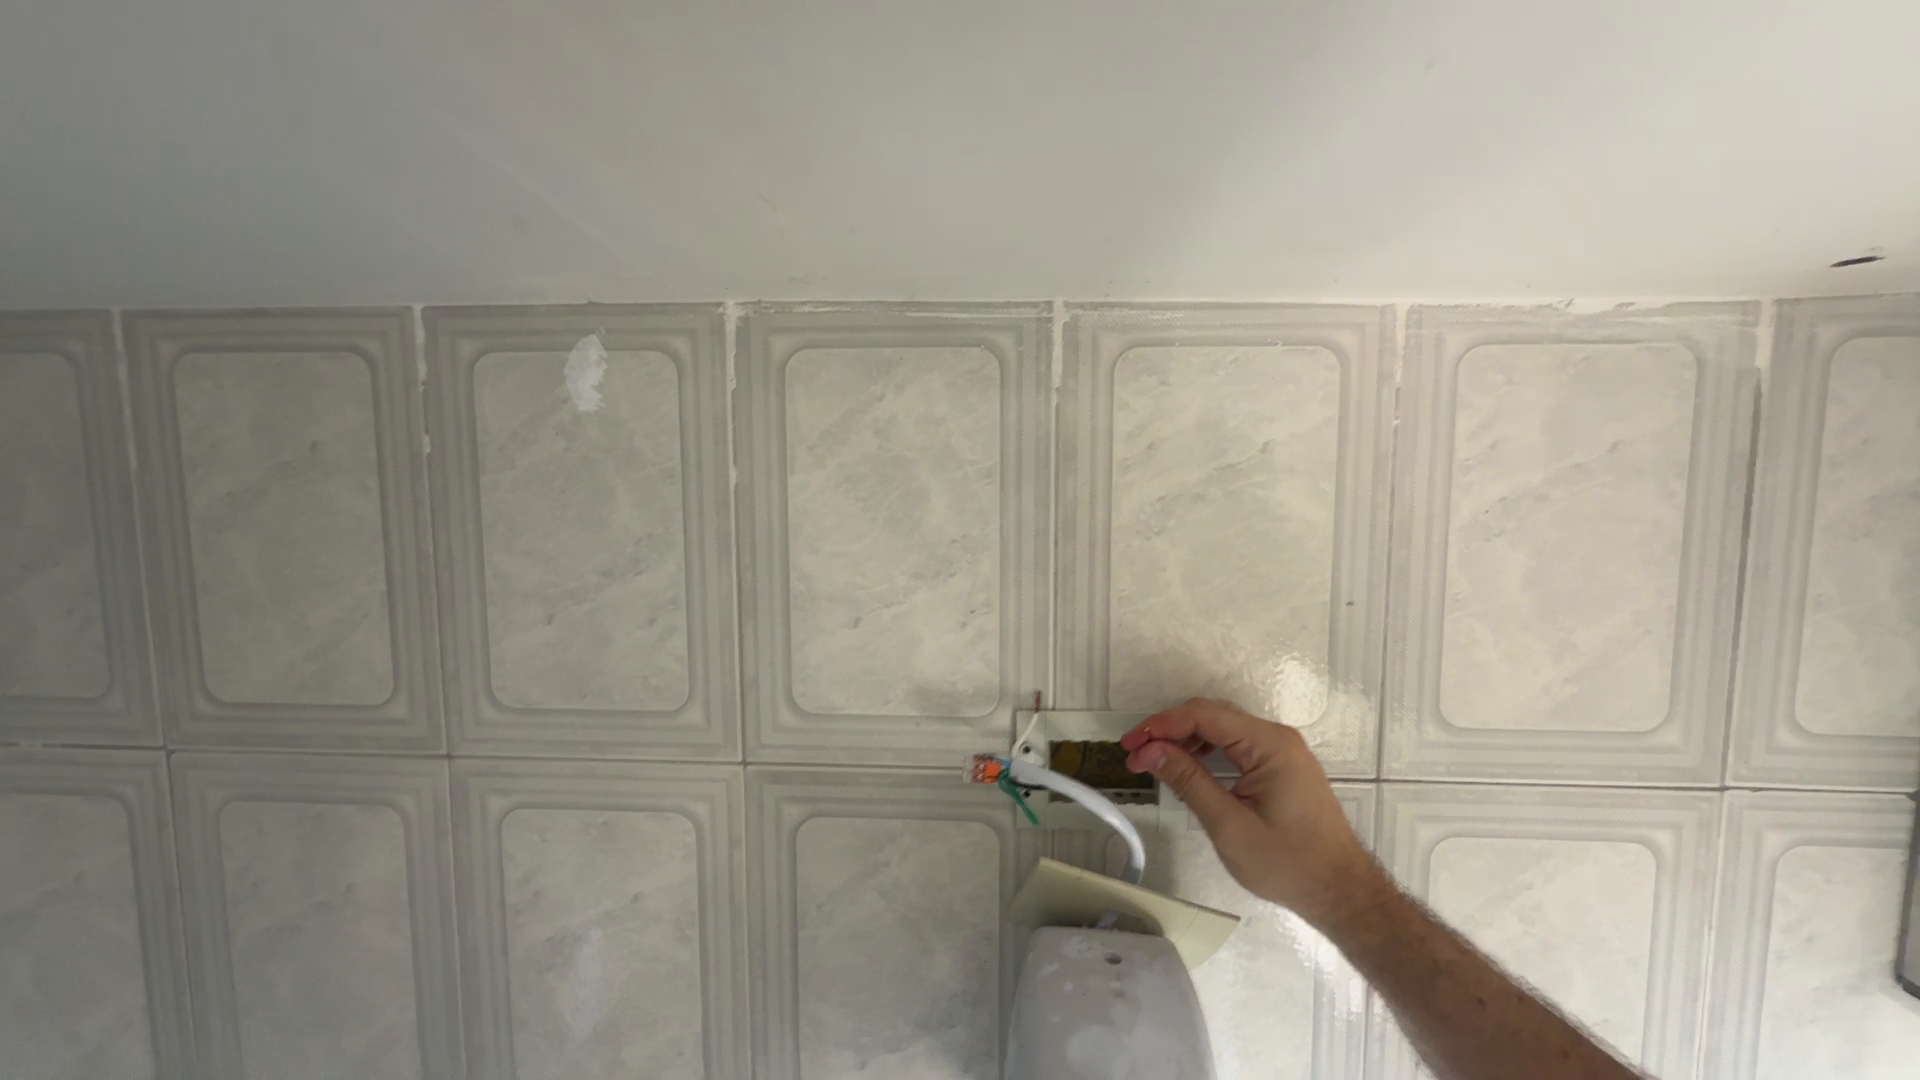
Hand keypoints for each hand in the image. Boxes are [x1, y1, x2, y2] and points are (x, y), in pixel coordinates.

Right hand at [1121, 697, 1386, 925]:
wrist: (1343, 894)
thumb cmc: (1289, 864)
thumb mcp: (1229, 825)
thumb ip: (1188, 781)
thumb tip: (1150, 750)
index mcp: (1269, 744)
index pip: (1204, 716)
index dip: (1161, 725)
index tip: (1129, 745)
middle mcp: (1277, 738)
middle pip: (1212, 716)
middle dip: (1169, 731)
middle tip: (1135, 754)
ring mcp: (1281, 751)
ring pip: (1222, 729)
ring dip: (1185, 740)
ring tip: (1154, 761)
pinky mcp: (1281, 766)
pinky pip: (1236, 745)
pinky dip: (1206, 751)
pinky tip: (1186, 767)